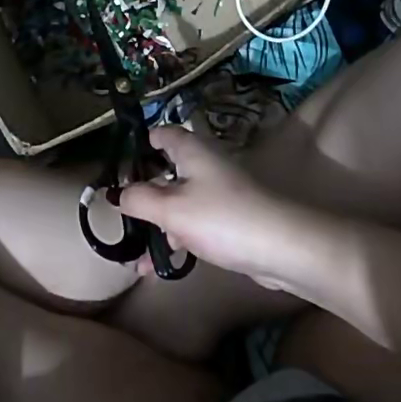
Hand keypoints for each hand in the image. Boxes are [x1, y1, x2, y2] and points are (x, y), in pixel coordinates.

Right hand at [119, 127, 325, 293]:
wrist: (283, 248)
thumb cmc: (221, 219)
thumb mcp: (170, 209)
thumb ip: (138, 199)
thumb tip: (118, 194)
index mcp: (190, 150)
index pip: (161, 133)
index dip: (139, 145)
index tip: (117, 165)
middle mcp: (204, 165)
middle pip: (166, 170)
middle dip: (142, 192)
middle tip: (119, 212)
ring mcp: (218, 193)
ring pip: (178, 201)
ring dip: (156, 223)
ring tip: (133, 252)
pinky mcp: (229, 220)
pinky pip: (192, 224)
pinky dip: (175, 240)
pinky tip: (157, 267)